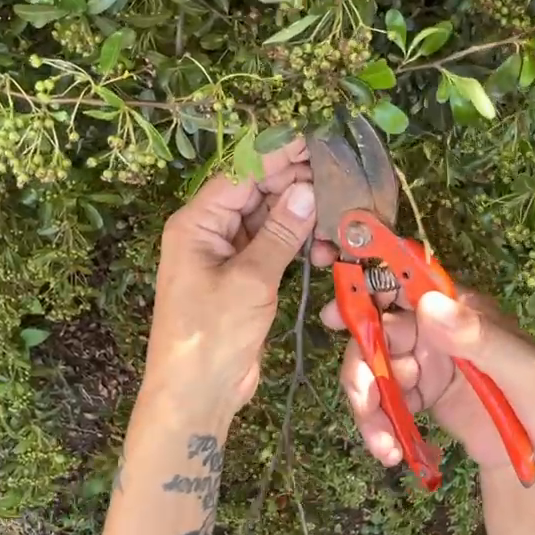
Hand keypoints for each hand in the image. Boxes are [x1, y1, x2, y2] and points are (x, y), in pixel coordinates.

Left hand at [142, 138, 338, 422]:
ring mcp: (225, 257)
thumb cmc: (212, 335)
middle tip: (338, 179)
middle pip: (255, 195)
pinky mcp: (242, 280)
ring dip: (299, 220)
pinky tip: (322, 251)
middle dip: (294, 187)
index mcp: (196, 224)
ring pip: (267, 222)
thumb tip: (306, 191)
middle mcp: (208, 233)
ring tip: (335, 220)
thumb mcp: (249, 281)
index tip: (313, 140)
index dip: (277, 156)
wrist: (196, 394)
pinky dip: (294, 247)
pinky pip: (271, 250)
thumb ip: (278, 235)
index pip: (241, 175)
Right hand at [320, 290, 534, 477]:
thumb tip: (428, 304)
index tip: (337, 315)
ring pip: (372, 367)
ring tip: (383, 443)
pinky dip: (377, 426)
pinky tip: (389, 451)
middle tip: (362, 398)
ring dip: (366, 403)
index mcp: (462, 309)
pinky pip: (380, 401)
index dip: (366, 288)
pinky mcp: (416, 395)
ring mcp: (424, 362)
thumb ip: (481, 339)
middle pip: (377, 330)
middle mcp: (436, 329)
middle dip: (361, 365)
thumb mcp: (527, 374)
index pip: (408, 283)